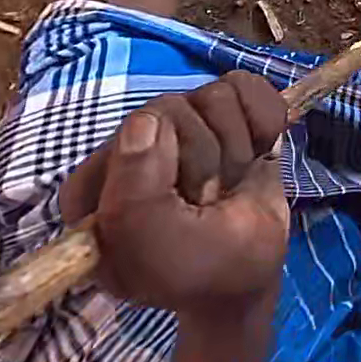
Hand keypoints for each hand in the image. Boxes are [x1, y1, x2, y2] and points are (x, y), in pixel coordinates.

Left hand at [64, 71, 289, 317]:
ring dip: (237, 151)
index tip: (177, 211)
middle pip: (178, 109)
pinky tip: (256, 153)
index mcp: (97, 177)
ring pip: (216, 97)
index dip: (166, 168)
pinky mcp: (222, 106)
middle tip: (208, 205)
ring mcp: (180, 121)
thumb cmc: (200, 272)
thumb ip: (136, 199)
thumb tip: (144, 121)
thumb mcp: (157, 255)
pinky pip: (247, 86)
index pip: (135, 130)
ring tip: (229, 188)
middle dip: (208, 162)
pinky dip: (263, 121)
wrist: (250, 275)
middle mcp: (134, 140)